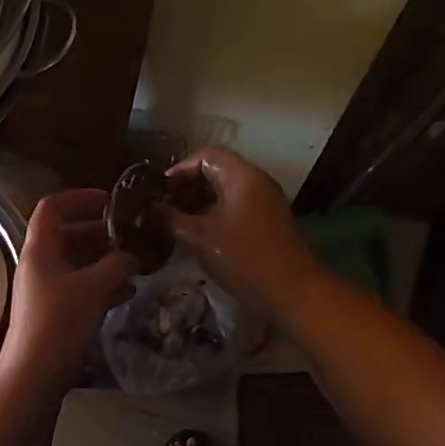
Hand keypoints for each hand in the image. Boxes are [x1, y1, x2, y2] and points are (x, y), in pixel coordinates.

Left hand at [0, 189, 138, 385]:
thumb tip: (134, 255)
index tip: (111, 201)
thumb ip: (117, 265)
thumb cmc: (59, 324)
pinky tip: (127, 291)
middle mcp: (40, 265)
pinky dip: (102, 284)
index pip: (53, 208)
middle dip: (101, 233)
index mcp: (40, 250)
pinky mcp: (56, 312)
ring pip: (78, 263)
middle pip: (69, 236)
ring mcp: (47, 290)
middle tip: (131, 235)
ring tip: (135, 263)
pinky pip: (81, 288)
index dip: (80, 198)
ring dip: (105, 260)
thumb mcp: (93, 289)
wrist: (35, 374)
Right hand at [166, 146, 321, 312]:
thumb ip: (173, 219)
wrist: (291, 289)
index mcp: (241, 175)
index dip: (178, 170)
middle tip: (166, 208)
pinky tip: (202, 234)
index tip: (160, 191)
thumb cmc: (243, 258)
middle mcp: (257, 180)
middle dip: (188, 187)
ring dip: (201, 202)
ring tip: (179, 222)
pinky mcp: (270, 221)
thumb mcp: (200, 238)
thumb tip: (153, 208)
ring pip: (228, 190)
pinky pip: (238, 206)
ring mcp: (267, 201)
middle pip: (217, 170)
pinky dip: (217, 213)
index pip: (205, 155)